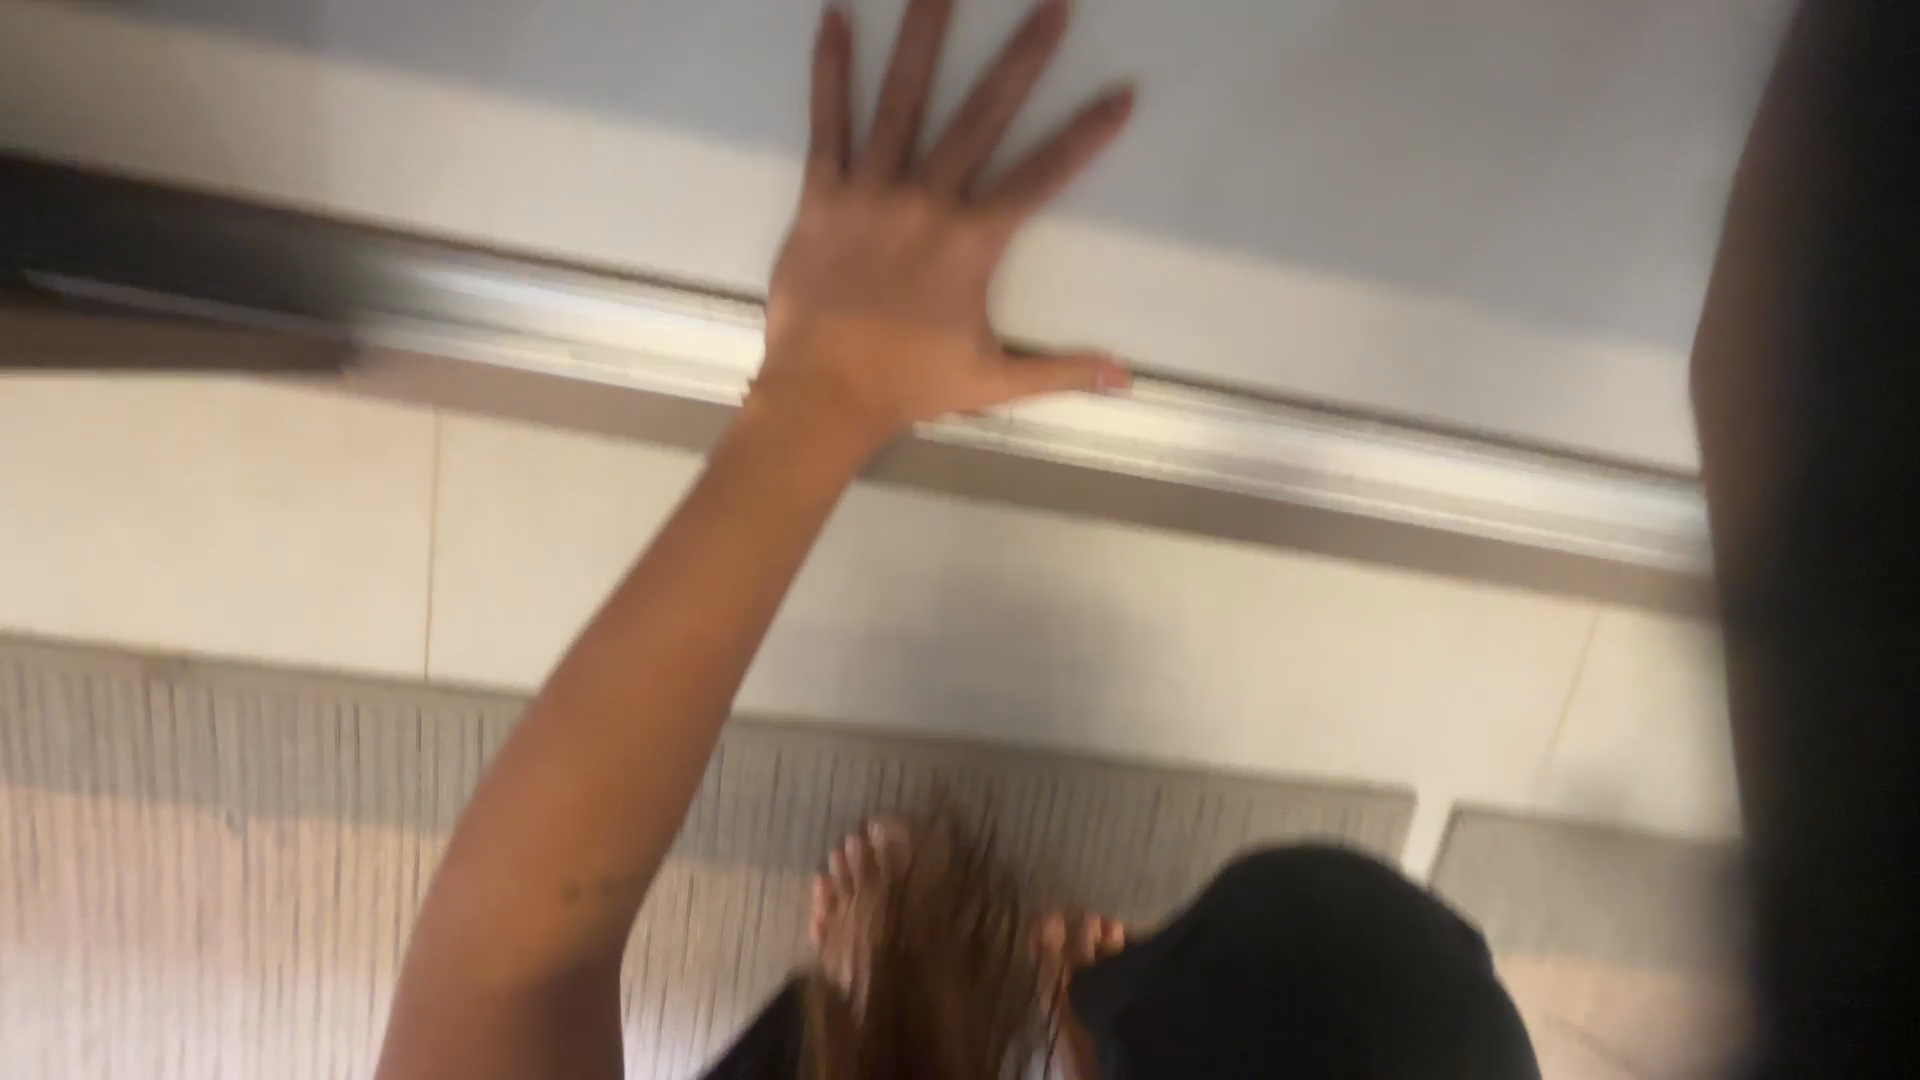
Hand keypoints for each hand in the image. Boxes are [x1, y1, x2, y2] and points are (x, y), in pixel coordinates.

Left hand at [753, 0, 1134, 450]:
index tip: (1120, 94)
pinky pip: (828, 124)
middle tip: (1052, 3)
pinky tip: (836, 18)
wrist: (825, 394)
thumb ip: (1062, 371)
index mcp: (972, 242)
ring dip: (925, 33)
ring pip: (903, 99)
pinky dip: (831, 71)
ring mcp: (871, 192)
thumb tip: (1126, 378)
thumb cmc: (910, 386)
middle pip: (982, 116)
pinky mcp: (822, 197)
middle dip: (1022, 57)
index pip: (1042, 176)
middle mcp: (927, 201)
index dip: (1085, 134)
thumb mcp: (994, 382)